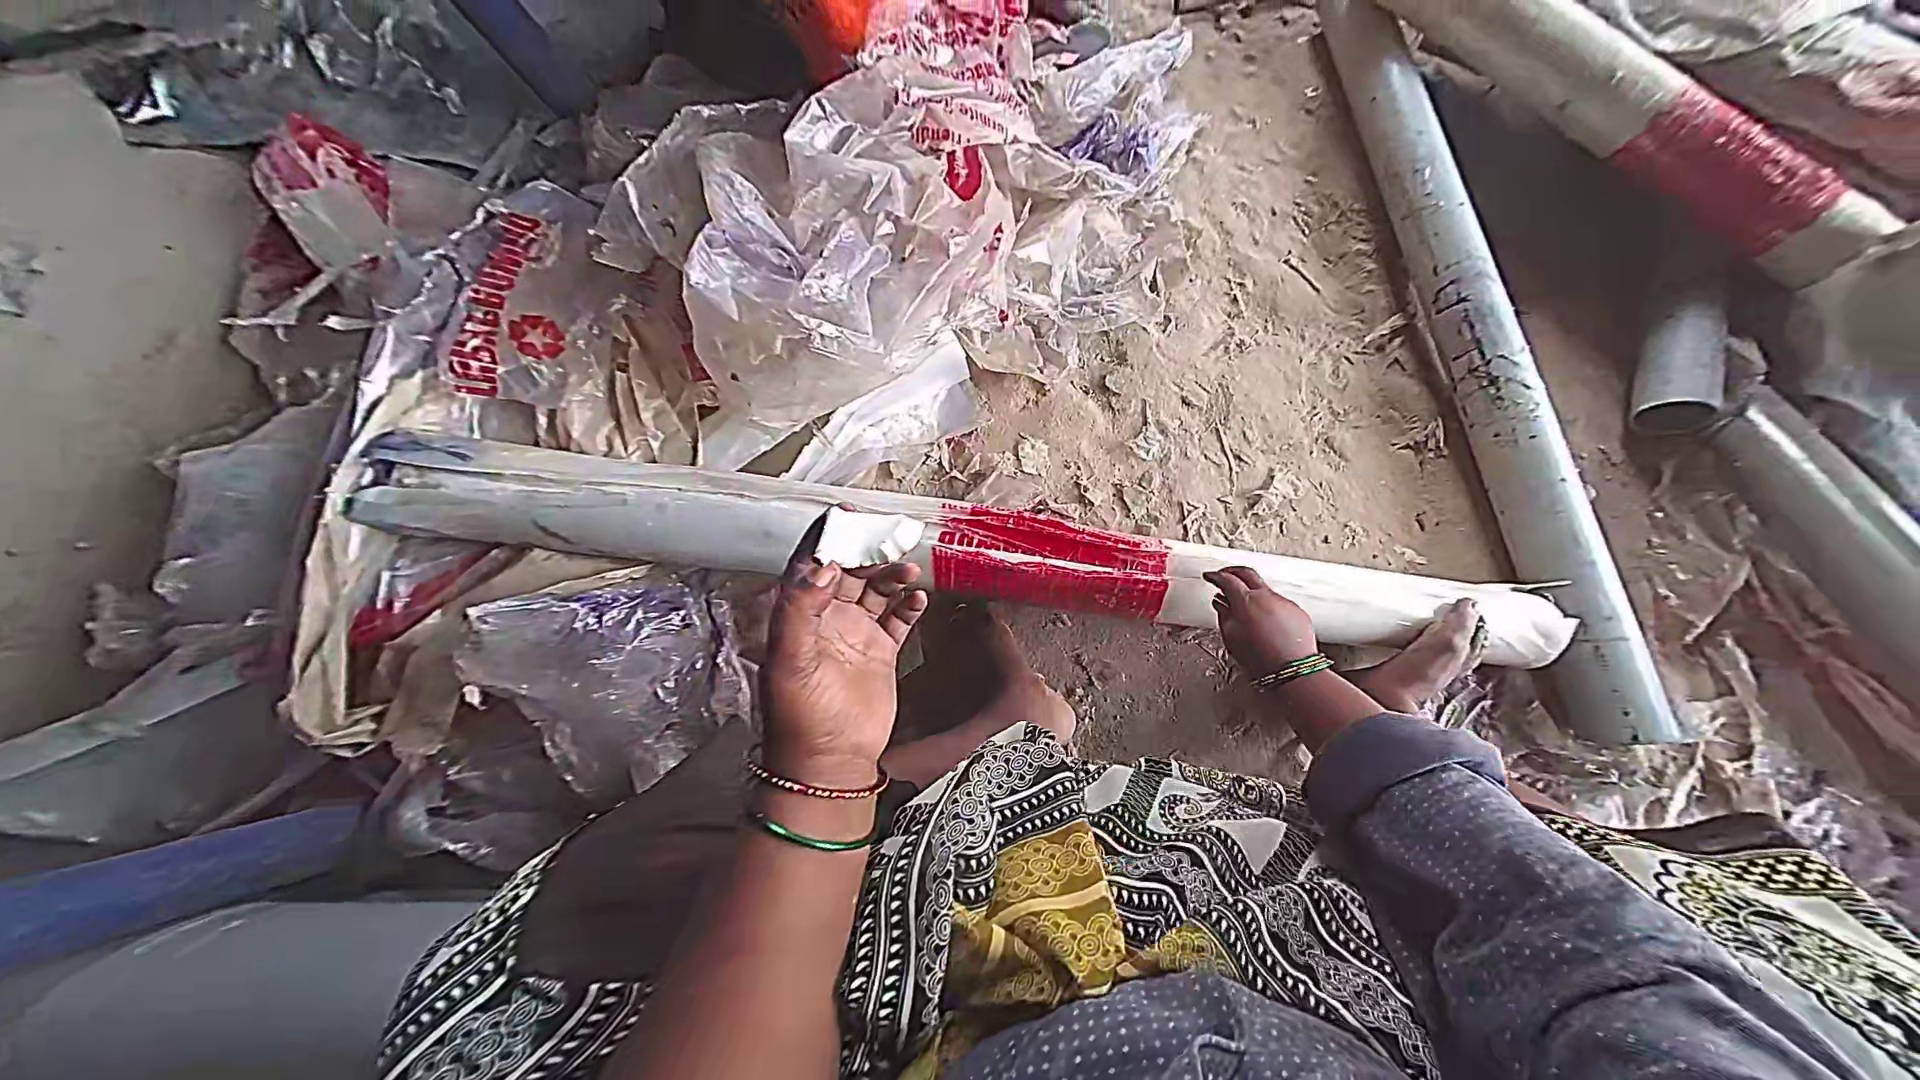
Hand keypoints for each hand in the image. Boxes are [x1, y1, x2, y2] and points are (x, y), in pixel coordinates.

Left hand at [762, 512, 929, 788]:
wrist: (831, 762)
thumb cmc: (800, 718)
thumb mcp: (789, 661)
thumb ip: (799, 611)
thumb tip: (822, 568)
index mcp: (800, 617)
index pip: (811, 567)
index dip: (826, 540)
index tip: (845, 517)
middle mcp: (828, 620)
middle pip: (849, 571)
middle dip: (867, 552)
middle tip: (888, 538)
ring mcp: (857, 634)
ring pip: (877, 591)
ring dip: (892, 577)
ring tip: (908, 571)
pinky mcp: (881, 652)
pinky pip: (898, 619)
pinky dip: (908, 606)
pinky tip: (917, 601)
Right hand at [1204, 566, 1317, 676]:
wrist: (1292, 671)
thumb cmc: (1261, 659)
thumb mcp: (1231, 636)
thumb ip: (1224, 614)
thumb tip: (1221, 605)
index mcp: (1246, 601)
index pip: (1226, 579)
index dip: (1215, 576)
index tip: (1210, 577)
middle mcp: (1266, 597)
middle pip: (1247, 574)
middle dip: (1232, 572)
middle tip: (1224, 576)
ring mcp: (1284, 603)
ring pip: (1264, 589)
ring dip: (1251, 592)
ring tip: (1242, 605)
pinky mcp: (1297, 612)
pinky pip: (1278, 603)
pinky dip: (1267, 606)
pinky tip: (1262, 619)